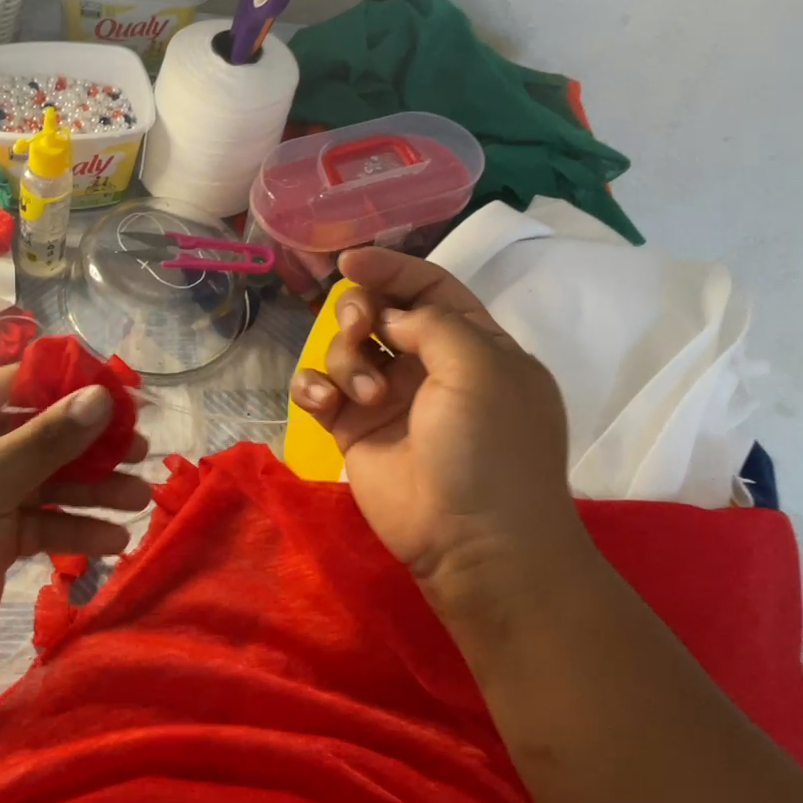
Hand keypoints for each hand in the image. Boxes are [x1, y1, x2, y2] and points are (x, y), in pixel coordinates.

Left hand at [0, 364, 150, 672]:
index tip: (124, 396)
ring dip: (94, 490)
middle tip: (143, 451)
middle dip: (93, 445)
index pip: (20, 383)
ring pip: (50, 481)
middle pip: (43, 434)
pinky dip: (76, 529)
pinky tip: (112, 541)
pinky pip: (45, 523)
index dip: (72, 385)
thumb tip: (101, 395)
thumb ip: (46, 439)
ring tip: (139, 501)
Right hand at [290, 248, 587, 593]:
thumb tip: (392, 319)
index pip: (428, 288)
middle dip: (360, 312)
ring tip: (365, 397)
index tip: (349, 261)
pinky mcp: (352, 431)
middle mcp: (429, 367)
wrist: (471, 541)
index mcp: (473, 345)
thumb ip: (433, 321)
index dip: (391, 268)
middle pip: (378, 313)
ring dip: (346, 360)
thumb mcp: (482, 367)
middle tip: (361, 329)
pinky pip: (319, 391)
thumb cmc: (490, 448)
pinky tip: (322, 402)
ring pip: (346, 350)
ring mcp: (388, 401)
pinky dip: (312, 388)